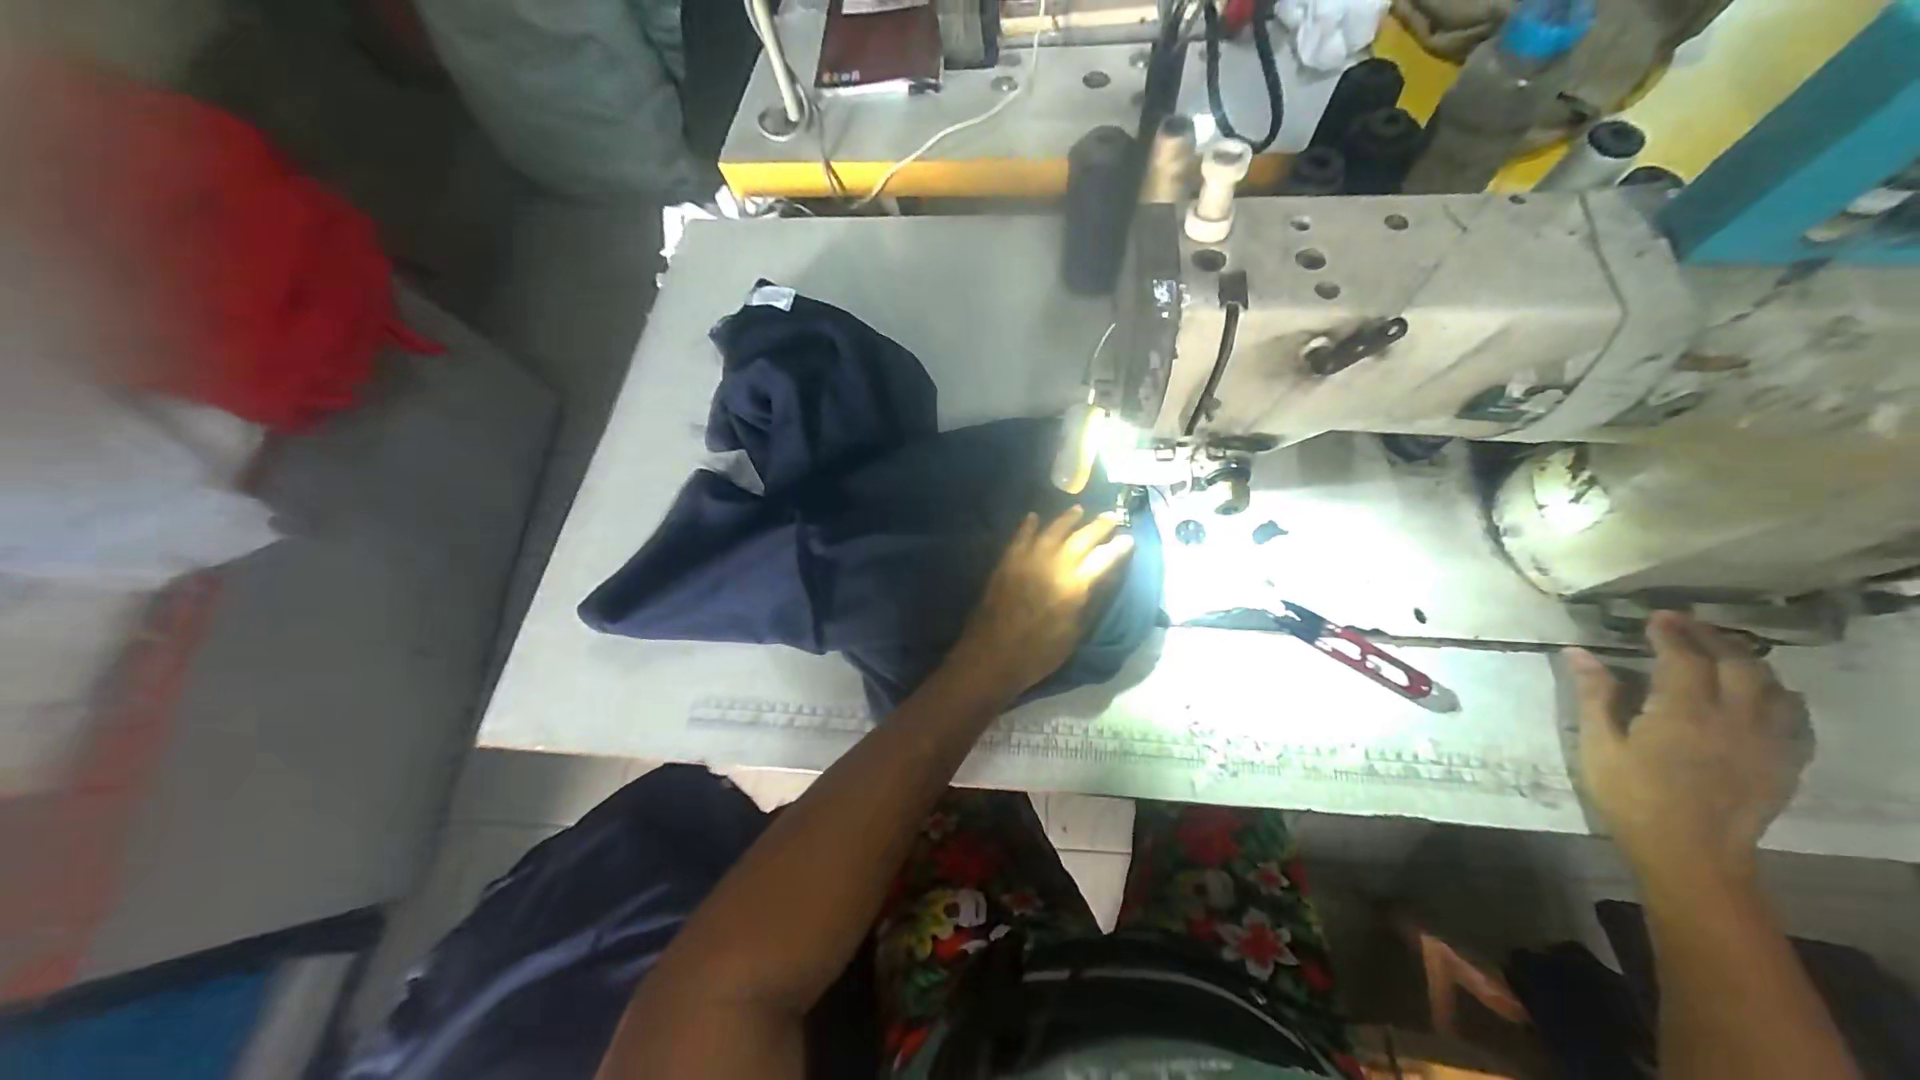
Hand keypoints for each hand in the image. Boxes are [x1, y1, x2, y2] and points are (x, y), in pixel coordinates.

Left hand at [946, 506, 1135, 702]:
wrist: (990, 657)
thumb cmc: (1037, 655)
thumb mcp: (1072, 635)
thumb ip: (1084, 603)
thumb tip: (1093, 583)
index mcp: (1075, 586)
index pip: (1104, 559)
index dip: (1119, 548)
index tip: (1129, 538)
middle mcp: (1054, 566)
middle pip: (1081, 538)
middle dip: (1099, 526)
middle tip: (1111, 517)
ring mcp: (1027, 560)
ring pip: (1051, 531)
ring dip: (1067, 519)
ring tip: (1078, 510)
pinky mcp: (1006, 563)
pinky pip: (1020, 537)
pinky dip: (1028, 525)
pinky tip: (1034, 517)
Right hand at [1568, 612, 1811, 889]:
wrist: (1690, 853)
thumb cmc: (1632, 796)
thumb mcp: (1599, 745)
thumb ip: (1595, 695)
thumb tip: (1578, 653)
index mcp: (1683, 711)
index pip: (1683, 657)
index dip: (1671, 633)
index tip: (1656, 618)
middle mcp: (1734, 718)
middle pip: (1737, 663)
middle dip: (1713, 638)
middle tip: (1688, 625)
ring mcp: (1768, 741)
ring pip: (1773, 686)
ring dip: (1749, 662)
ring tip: (1726, 653)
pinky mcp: (1784, 762)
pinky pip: (1795, 718)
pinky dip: (1780, 696)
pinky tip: (1766, 696)